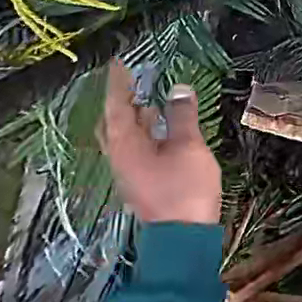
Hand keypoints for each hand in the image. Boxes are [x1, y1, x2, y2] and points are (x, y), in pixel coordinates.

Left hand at [100, 59, 221, 224]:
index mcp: (125, 144)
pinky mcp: (141, 183)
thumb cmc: (184, 187)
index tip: (118, 63)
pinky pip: (135, 149)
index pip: (116, 105)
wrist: (183, 238)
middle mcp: (120, 156)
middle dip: (122, 101)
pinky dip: (144, 134)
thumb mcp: (188, 146)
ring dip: (135, 118)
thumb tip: (178, 88)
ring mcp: (129, 172)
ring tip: (150, 101)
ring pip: (125, 138)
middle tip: (133, 83)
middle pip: (114, 122)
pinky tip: (161, 130)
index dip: (118, 83)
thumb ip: (181, 115)